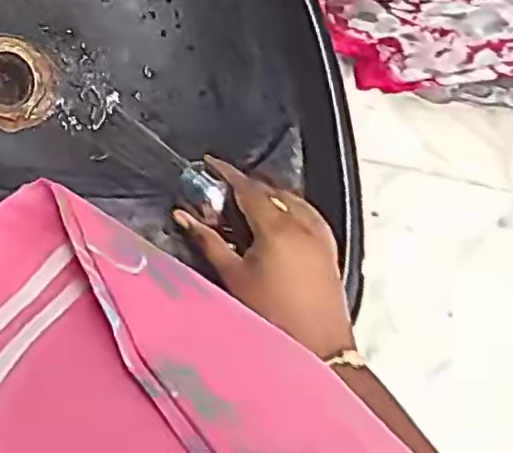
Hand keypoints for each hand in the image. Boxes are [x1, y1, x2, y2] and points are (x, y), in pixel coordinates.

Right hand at [174, 156, 354, 359]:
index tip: (210, 163)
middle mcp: (302, 226)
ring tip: (248, 198)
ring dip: (269, 192)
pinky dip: (291, 205)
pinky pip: (309, 213)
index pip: (248, 187)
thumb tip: (183, 216)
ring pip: (292, 198)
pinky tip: (280, 215)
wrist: (322, 350)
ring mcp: (319, 238)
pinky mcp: (329, 250)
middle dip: (245, 183)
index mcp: (277, 228)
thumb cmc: (274, 314)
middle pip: (270, 189)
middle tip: (221, 187)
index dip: (226, 171)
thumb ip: (206, 240)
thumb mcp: (233, 275)